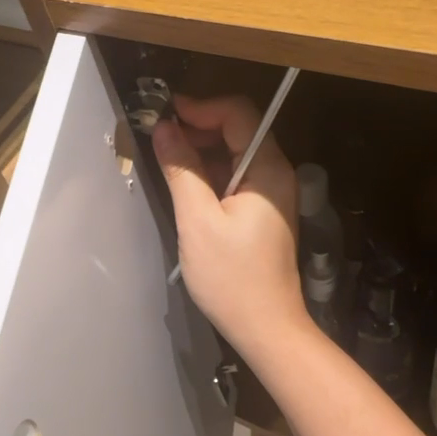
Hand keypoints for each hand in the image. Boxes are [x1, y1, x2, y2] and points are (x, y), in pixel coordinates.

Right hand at [152, 94, 307, 359]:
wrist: (266, 328)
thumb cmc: (232, 279)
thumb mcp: (198, 222)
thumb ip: (181, 170)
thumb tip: (164, 128)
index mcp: (268, 170)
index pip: (239, 114)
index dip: (201, 107)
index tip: (165, 114)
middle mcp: (276, 175)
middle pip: (239, 131)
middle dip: (198, 128)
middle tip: (160, 140)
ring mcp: (271, 197)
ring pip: (235, 157)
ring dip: (201, 154)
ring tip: (167, 164)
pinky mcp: (262, 216)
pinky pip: (236, 181)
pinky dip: (210, 177)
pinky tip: (186, 191)